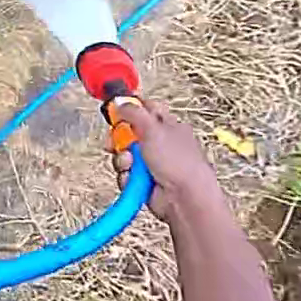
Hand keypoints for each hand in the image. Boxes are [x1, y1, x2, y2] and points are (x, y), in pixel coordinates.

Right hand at [111, 99, 231, 227]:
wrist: (184, 199)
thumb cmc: (180, 163)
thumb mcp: (153, 128)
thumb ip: (134, 112)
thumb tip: (120, 102)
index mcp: (167, 125)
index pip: (146, 109)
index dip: (130, 108)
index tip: (117, 111)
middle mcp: (160, 143)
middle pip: (129, 133)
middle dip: (119, 138)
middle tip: (116, 141)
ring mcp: (152, 163)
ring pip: (124, 154)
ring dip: (123, 159)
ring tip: (131, 163)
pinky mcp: (144, 181)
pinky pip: (125, 174)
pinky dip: (127, 177)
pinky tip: (134, 179)